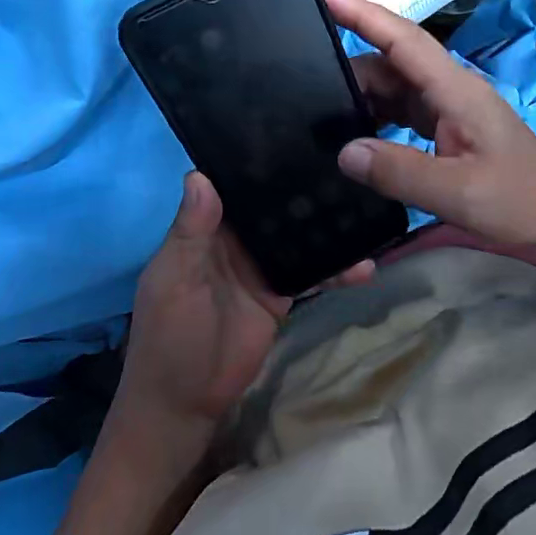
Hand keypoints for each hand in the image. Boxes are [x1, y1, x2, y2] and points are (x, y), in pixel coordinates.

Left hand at [117, 173, 371, 462]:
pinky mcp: (280, 294)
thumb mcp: (175, 282)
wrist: (186, 401)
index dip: (252, 163)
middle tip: (345, 163)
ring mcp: (259, 267)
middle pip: (268, 207)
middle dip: (298, 189)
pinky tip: (365, 267)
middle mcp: (233, 242)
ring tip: (364, 208)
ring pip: (294, 237)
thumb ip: (191, 232)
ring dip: (324, 228)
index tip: (288, 133)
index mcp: (202, 230)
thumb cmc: (170, 337)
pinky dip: (334, 271)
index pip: (229, 186)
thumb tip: (201, 175)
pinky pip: (309, 274)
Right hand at [322, 0, 535, 246]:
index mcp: (455, 90)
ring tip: (318, 112)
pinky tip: (354, 137)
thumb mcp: (457, 191)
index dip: (362, 15)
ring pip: (394, 89)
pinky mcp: (446, 129)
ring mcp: (448, 109)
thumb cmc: (517, 199)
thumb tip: (345, 152)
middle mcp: (449, 90)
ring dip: (360, 96)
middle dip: (348, 66)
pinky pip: (401, 112)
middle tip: (301, 83)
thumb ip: (400, 172)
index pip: (403, 39)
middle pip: (391, 63)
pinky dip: (374, 118)